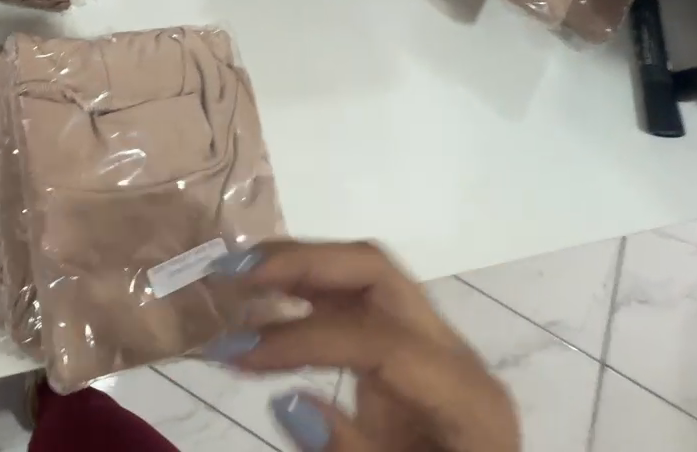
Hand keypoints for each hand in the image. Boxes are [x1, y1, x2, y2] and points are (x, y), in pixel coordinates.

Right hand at [206, 241, 519, 451]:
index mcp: (463, 394)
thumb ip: (349, 450)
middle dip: (299, 263)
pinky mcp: (402, 342)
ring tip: (235, 274)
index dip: (302, 339)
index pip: (376, 338)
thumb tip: (286, 403)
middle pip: (373, 271)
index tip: (235, 353)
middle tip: (232, 274)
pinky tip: (263, 293)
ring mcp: (429, 340)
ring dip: (294, 264)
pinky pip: (353, 293)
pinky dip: (303, 285)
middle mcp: (451, 350)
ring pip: (360, 269)